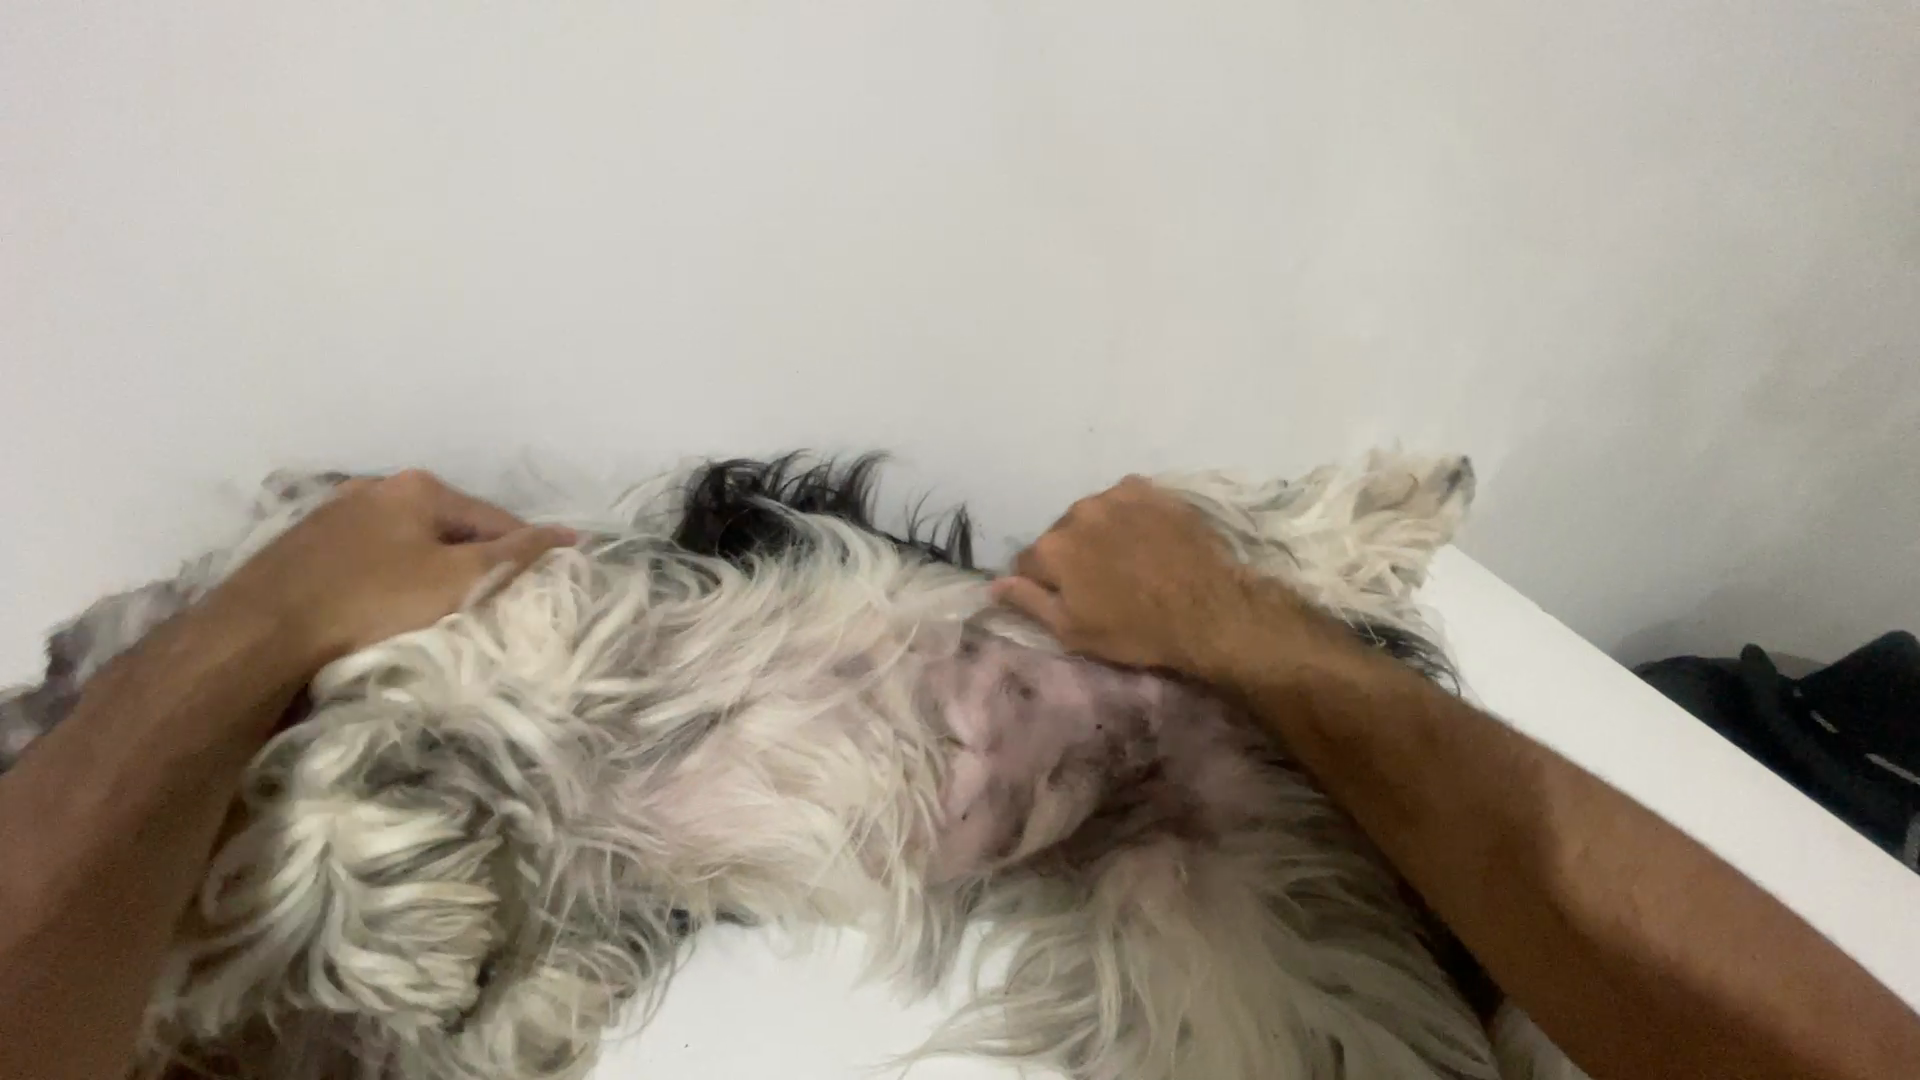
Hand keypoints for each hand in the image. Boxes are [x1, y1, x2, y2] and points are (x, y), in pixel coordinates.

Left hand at [215, 470, 575, 669]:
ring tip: (445, 607)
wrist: (256, 638)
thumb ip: (518, 554)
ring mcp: (334, 514)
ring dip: (435, 568)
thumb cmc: (373, 602)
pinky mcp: (303, 545)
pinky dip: (394, 576)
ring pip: (411, 542)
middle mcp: (376, 487)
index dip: (524, 552)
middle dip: (476, 559)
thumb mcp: (461, 579)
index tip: (539, 585)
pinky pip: (373, 556)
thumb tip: (570, 533)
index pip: (497, 519)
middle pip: (452, 527)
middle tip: (490, 601)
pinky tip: (390, 604)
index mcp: (419, 487)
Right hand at [992, 476, 1343, 678]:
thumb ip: (1027, 602)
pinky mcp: (1148, 490)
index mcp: (1051, 549)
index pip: (1027, 563)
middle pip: (1059, 535)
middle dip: (1071, 555)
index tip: (1067, 598)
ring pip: (1091, 516)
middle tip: (1101, 581)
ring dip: (1099, 533)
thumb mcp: (1071, 631)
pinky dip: (1127, 516)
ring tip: (1128, 558)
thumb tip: (992, 585)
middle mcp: (1075, 514)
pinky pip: (1124, 500)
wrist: (1208, 611)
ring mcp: (1114, 497)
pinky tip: (1146, 537)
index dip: (1043, 583)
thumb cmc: (1135, 630)